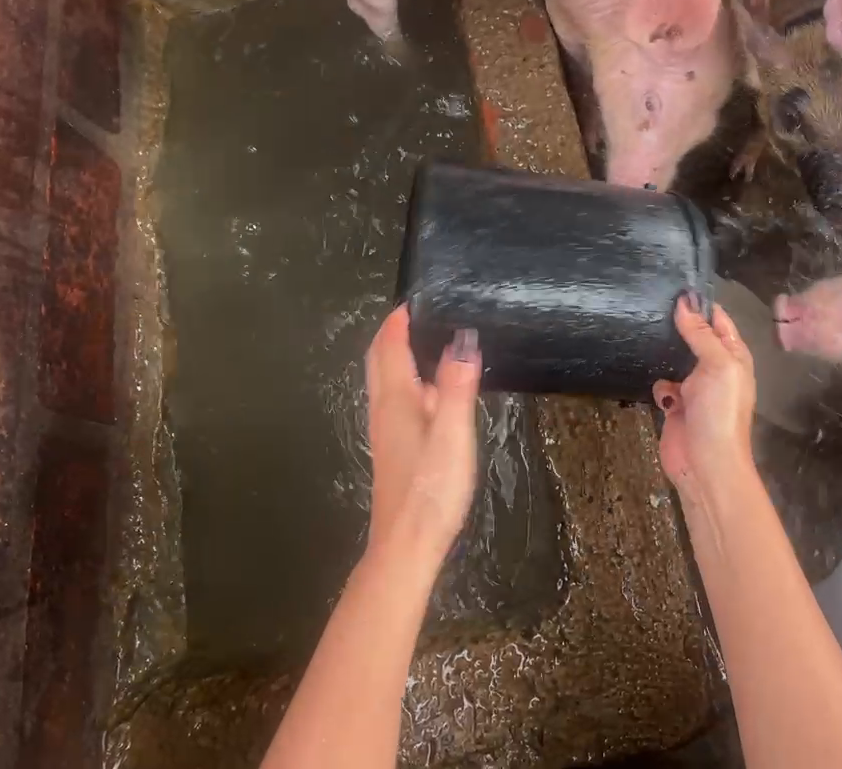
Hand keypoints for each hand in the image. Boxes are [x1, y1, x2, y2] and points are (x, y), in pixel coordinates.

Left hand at [363, 306, 480, 562]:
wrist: (407, 544)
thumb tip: (462, 339)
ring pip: (386, 380)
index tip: (418, 297)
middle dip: (393, 332)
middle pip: (380, 359)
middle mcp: (385, 408)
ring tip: (429, 341)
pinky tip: (432, 390)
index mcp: (396, 399)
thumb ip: (458, 385)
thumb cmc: (431, 488)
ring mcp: (387, 430)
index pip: (389, 346)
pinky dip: (408, 379)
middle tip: (420, 313)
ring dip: (398, 354)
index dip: (399, 319)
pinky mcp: (395, 447)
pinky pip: (396, 398)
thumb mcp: (453, 433)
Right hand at [653, 294, 756, 494]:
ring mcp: (695, 388)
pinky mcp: (675, 405)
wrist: (706, 463)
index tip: (676, 285)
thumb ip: (700, 333)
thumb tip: (684, 301)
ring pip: (675, 358)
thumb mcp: (717, 365)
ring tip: (645, 333)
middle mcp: (716, 369)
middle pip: (695, 337)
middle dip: (678, 325)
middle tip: (653, 303)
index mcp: (734, 357)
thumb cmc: (720, 410)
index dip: (700, 304)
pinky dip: (659, 385)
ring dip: (664, 353)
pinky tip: (658, 389)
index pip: (719, 321)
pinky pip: (663, 383)